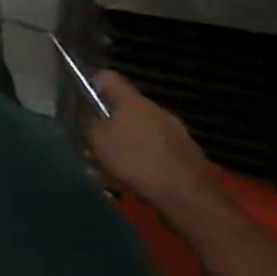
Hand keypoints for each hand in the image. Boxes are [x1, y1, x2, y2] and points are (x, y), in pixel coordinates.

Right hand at [87, 71, 218, 213]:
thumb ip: (90, 124)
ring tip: (120, 164)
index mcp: (132, 100)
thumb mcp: (98, 141)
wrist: (192, 198)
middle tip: (100, 139)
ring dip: (133, 141)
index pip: (108, 77)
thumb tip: (90, 118)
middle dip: (114, 120)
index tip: (84, 98)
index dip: (93, 83)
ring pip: (146, 129)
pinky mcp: (191, 155)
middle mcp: (156, 109)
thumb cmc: (138, 161)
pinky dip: (150, 158)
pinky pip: (162, 149)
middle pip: (128, 106)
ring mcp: (178, 132)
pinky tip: (143, 177)